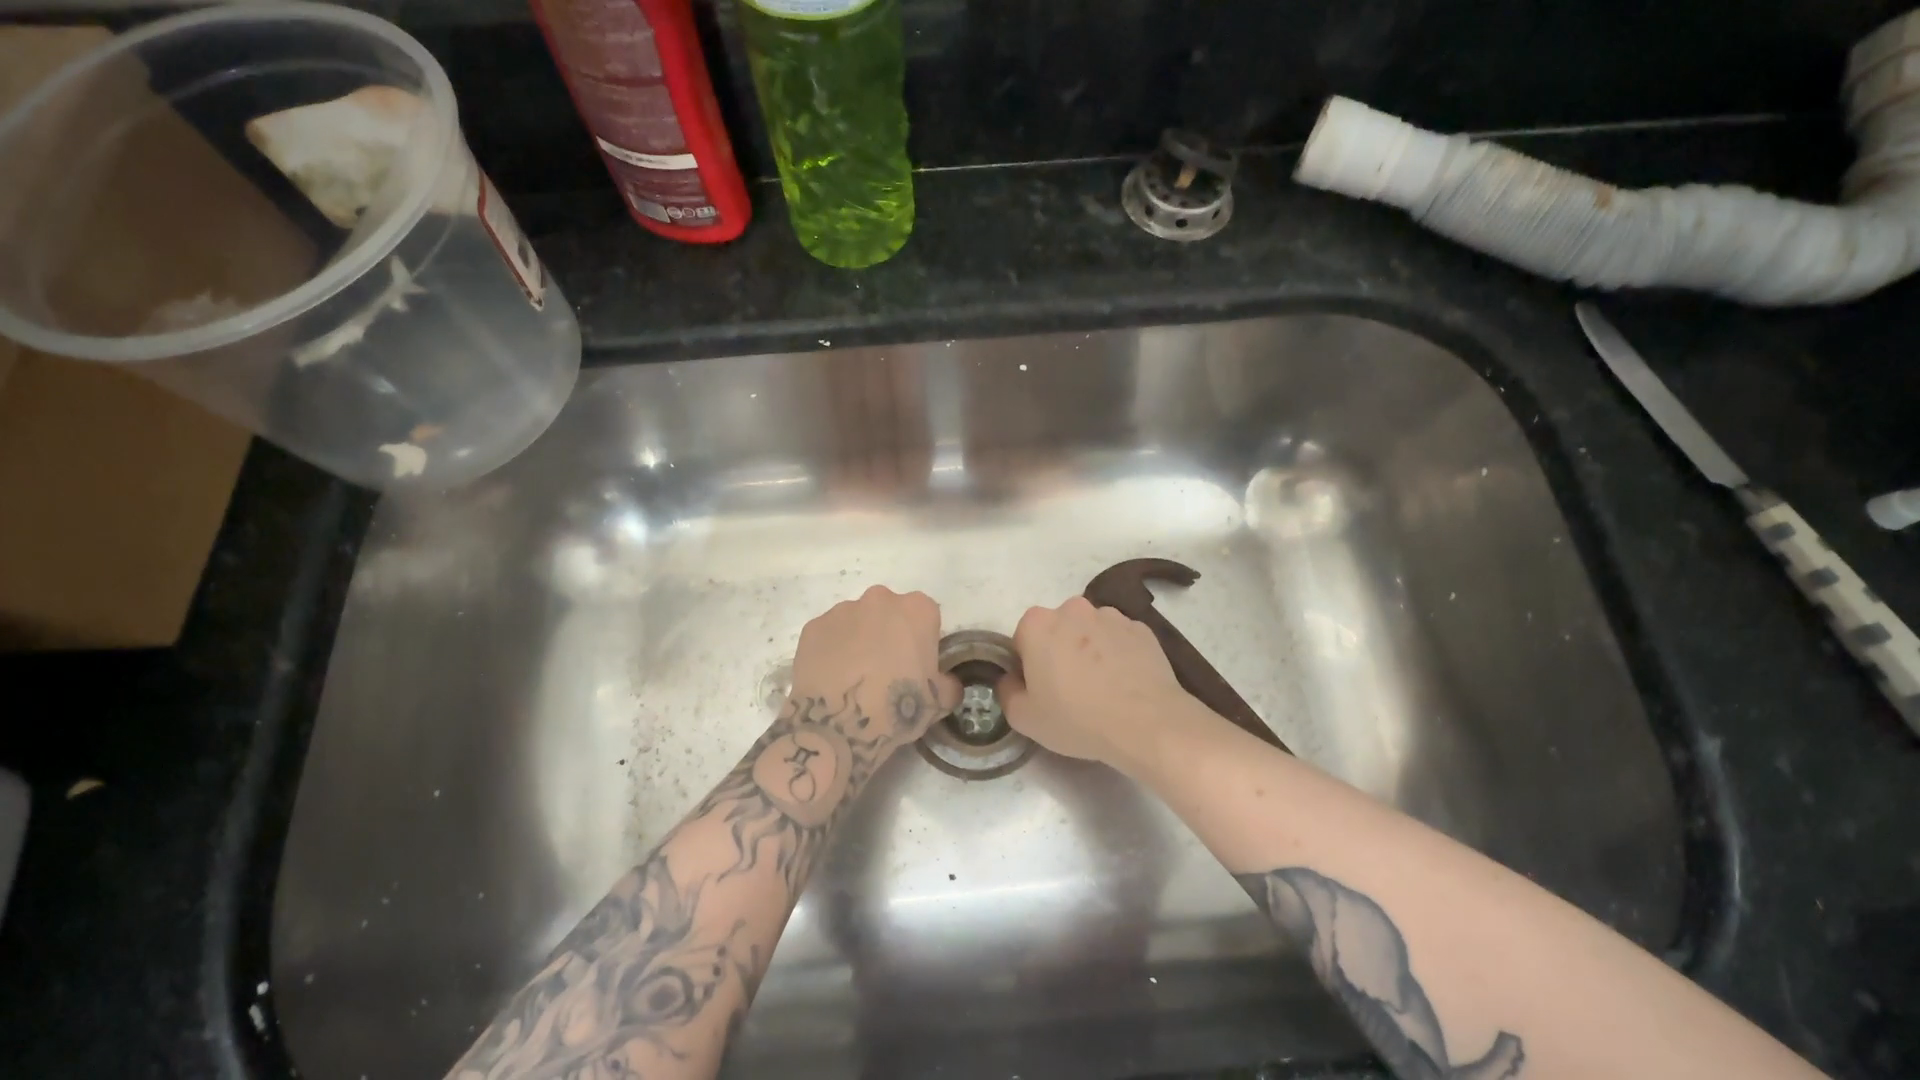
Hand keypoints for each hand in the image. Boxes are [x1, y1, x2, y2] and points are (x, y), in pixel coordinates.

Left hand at [789, 585, 959, 744]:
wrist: (838, 723)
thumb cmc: (898, 706)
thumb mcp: (939, 701)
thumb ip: (948, 683)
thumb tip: (946, 682)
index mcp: (917, 610)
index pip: (926, 617)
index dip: (922, 642)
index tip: (915, 666)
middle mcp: (880, 599)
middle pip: (889, 613)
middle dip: (888, 634)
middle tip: (884, 671)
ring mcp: (842, 610)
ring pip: (857, 621)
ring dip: (859, 640)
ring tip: (854, 677)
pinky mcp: (813, 626)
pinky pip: (829, 635)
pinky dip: (832, 650)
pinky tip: (831, 678)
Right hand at [998, 596, 1196, 770]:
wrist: (1147, 723)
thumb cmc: (1077, 718)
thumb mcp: (1024, 718)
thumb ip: (1006, 692)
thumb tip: (1010, 680)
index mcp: (1038, 625)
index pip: (1021, 640)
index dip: (1027, 667)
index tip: (1041, 691)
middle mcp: (1073, 609)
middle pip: (1057, 630)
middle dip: (1059, 653)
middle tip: (1070, 691)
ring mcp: (1111, 616)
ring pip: (1090, 632)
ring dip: (1090, 651)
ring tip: (1103, 689)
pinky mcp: (1142, 629)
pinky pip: (1119, 640)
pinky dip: (1118, 655)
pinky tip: (1125, 684)